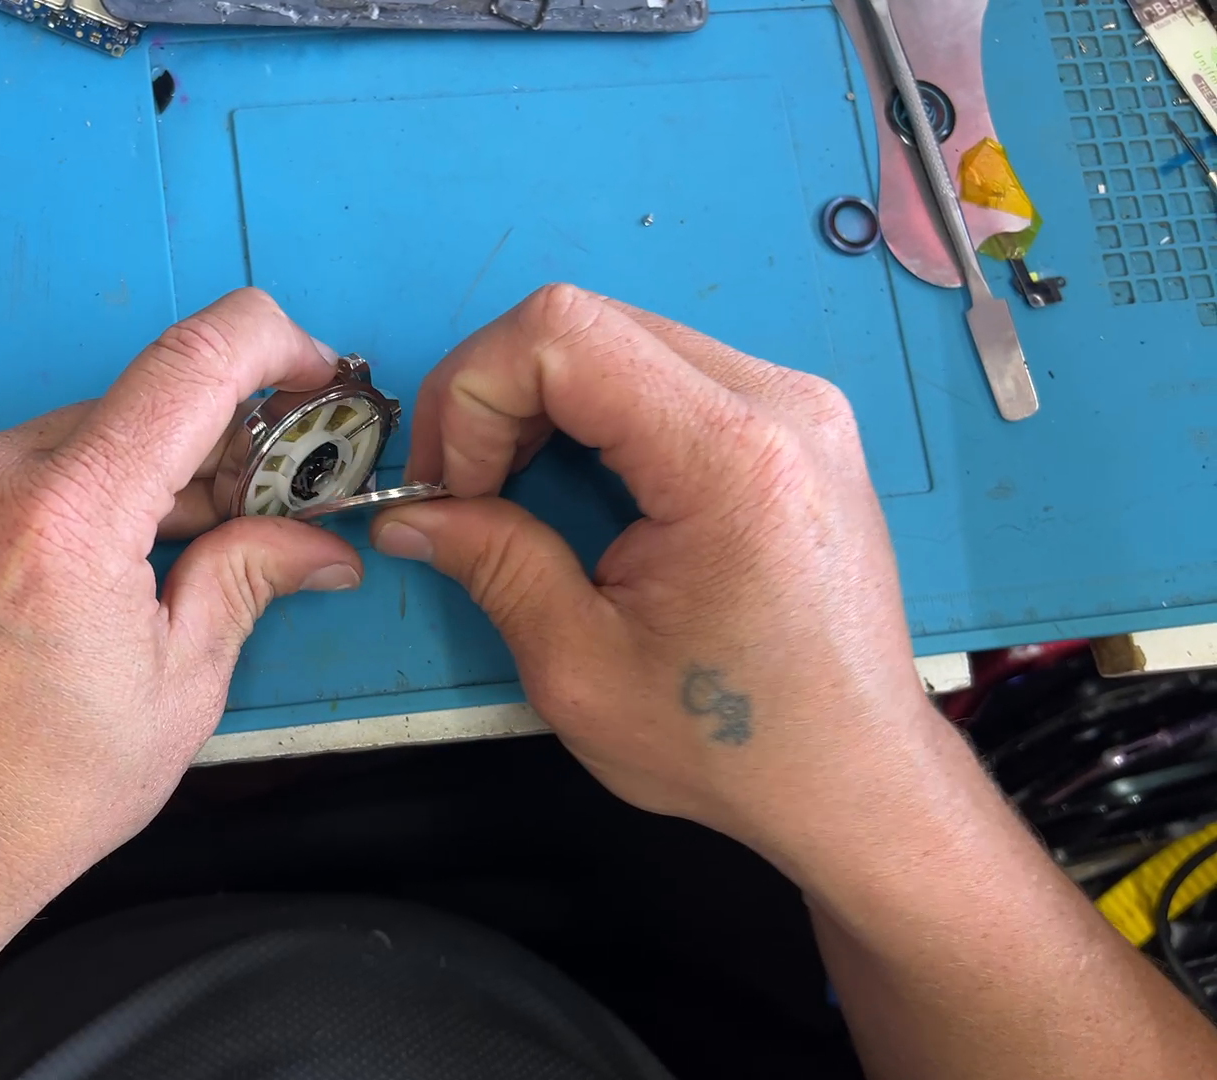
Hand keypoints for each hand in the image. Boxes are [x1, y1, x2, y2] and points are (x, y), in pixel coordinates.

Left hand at [0, 289, 362, 1072]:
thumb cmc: (48, 793)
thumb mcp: (181, 687)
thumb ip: (251, 577)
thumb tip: (325, 543)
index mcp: (64, 521)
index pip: (190, 365)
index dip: (271, 344)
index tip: (314, 374)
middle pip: (141, 403)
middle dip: (218, 441)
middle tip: (263, 503)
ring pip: (86, 433)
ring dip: (152, 471)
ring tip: (180, 547)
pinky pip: (31, 460)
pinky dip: (90, 485)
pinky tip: (106, 555)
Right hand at [372, 284, 941, 871]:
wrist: (854, 783)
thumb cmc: (722, 743)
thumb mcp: (576, 668)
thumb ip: (490, 564)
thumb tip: (401, 516)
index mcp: (728, 458)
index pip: (562, 335)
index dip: (470, 396)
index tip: (451, 491)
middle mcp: (773, 399)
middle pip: (577, 322)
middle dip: (484, 396)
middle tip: (455, 488)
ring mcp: (785, 401)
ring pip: (605, 337)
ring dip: (522, 402)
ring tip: (496, 485)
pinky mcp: (778, 421)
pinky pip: (642, 370)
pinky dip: (568, 410)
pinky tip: (555, 476)